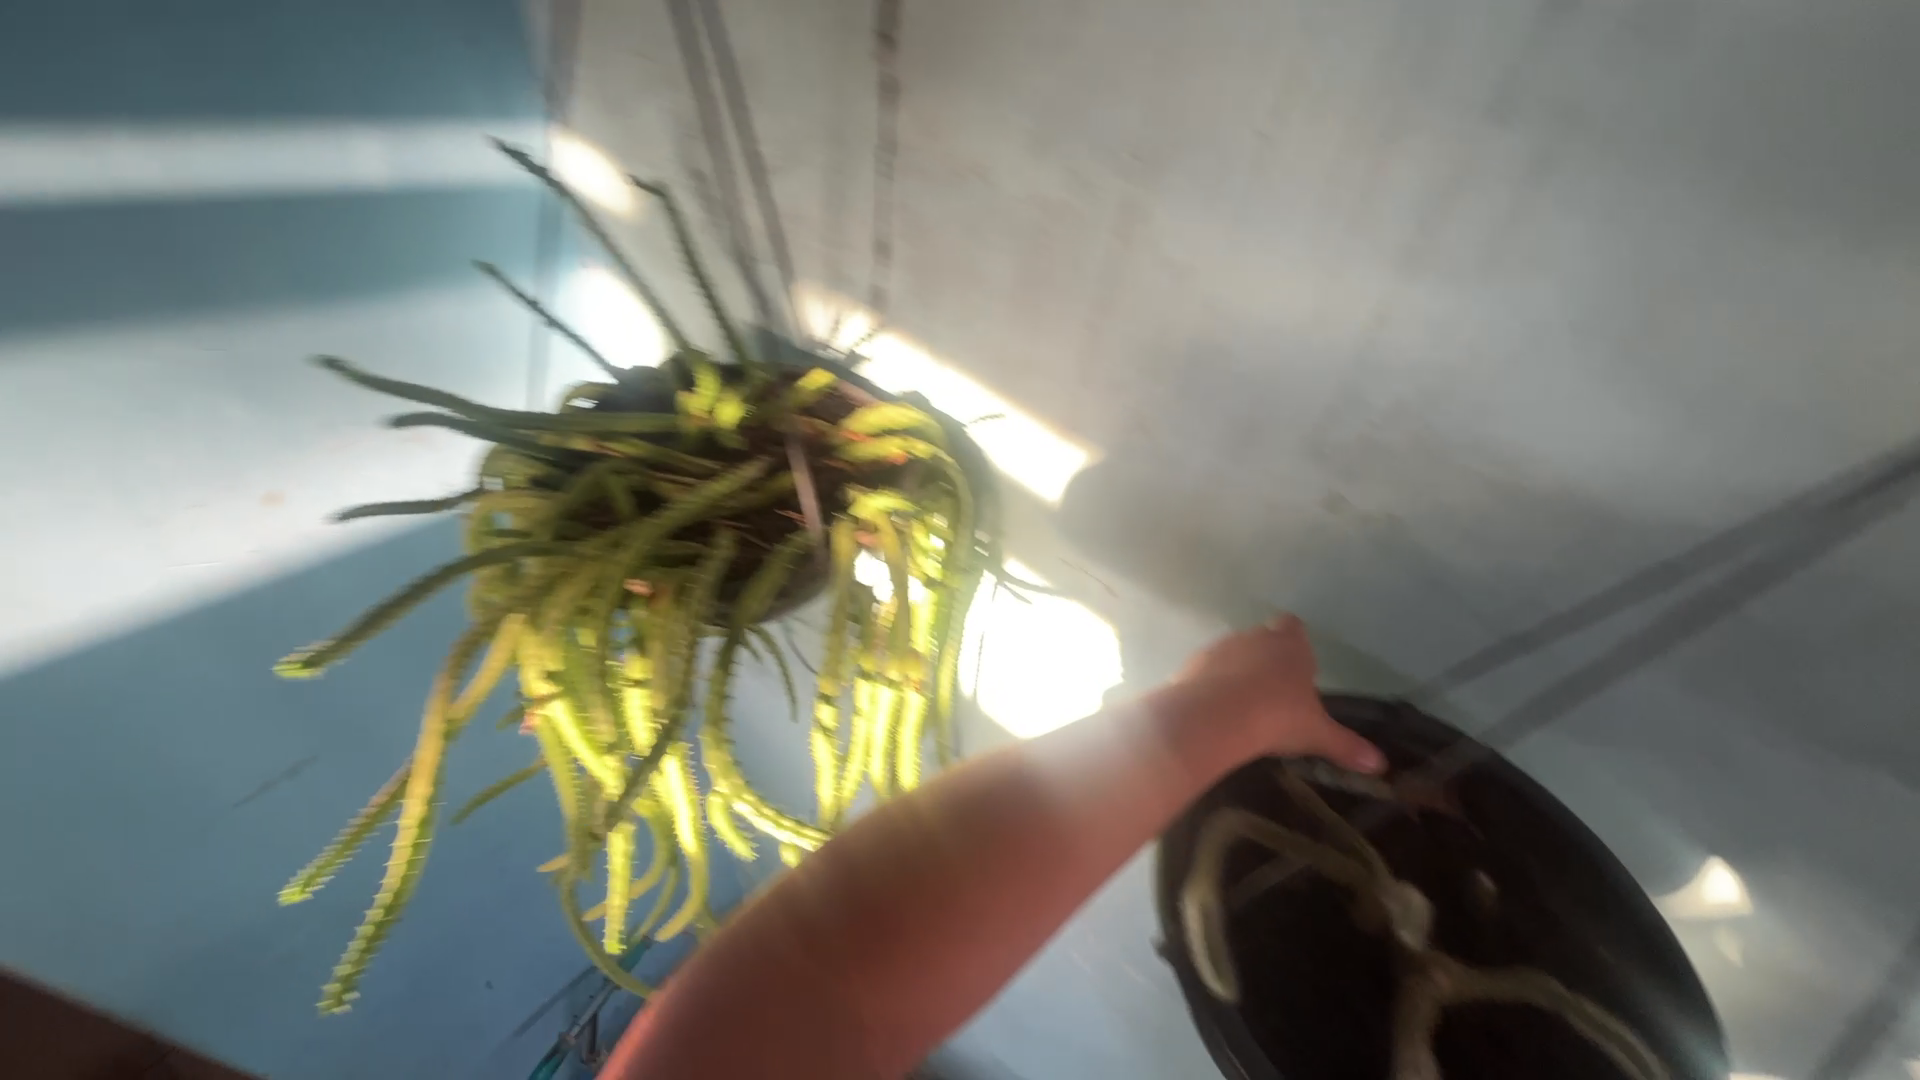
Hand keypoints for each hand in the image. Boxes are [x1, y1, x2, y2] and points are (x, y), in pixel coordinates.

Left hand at [1153, 615, 1384, 773]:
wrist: (1215, 716)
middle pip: (1261, 637)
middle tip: (1273, 691)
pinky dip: (1210, 684)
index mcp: (1289, 644)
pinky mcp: (1192, 663)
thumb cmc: (1276, 716)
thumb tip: (1379, 764)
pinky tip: (1215, 709)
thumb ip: (1346, 745)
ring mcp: (1219, 647)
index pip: (1293, 627)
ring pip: (1231, 652)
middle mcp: (1253, 637)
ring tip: (1242, 704)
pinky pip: (1205, 670)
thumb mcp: (1316, 734)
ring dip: (1235, 671)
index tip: (1299, 667)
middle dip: (1266, 658)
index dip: (1295, 643)